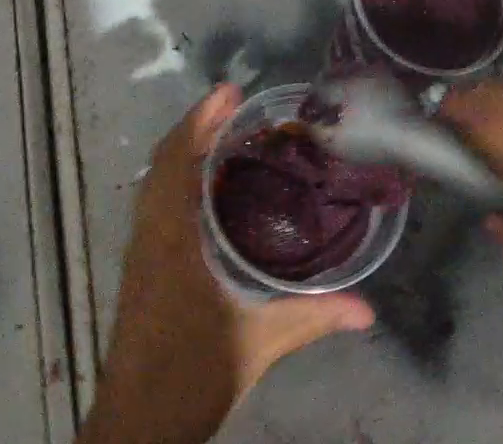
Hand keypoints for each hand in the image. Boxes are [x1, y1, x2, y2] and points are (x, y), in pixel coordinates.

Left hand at [79, 84, 374, 443]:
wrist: (135, 426)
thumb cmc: (191, 375)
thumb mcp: (257, 345)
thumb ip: (312, 317)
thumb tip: (367, 309)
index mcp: (171, 242)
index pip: (176, 163)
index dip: (200, 121)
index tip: (229, 92)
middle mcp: (149, 236)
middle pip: (162, 163)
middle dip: (196, 126)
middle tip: (235, 104)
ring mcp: (139, 251)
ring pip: (155, 182)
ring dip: (185, 149)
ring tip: (225, 133)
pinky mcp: (140, 267)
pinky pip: (155, 202)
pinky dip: (178, 176)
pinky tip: (208, 186)